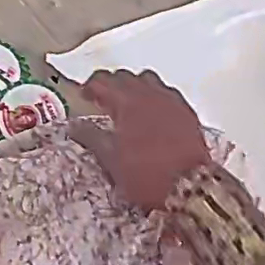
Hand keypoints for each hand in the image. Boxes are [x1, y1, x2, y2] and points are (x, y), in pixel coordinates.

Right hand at [69, 70, 210, 210]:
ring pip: (148, 80)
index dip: (90, 86)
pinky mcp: (187, 112)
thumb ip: (91, 137)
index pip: (103, 81)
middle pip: (126, 77)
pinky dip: (154, 97)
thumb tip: (74, 125)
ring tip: (127, 104)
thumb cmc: (145, 174)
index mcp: (127, 102)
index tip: (84, 96)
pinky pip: (167, 93)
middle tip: (102, 100)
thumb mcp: (111, 159)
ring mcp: (172, 101)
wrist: (190, 188)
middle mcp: (150, 94)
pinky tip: (152, 114)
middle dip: (111, 84)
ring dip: (134, 86)